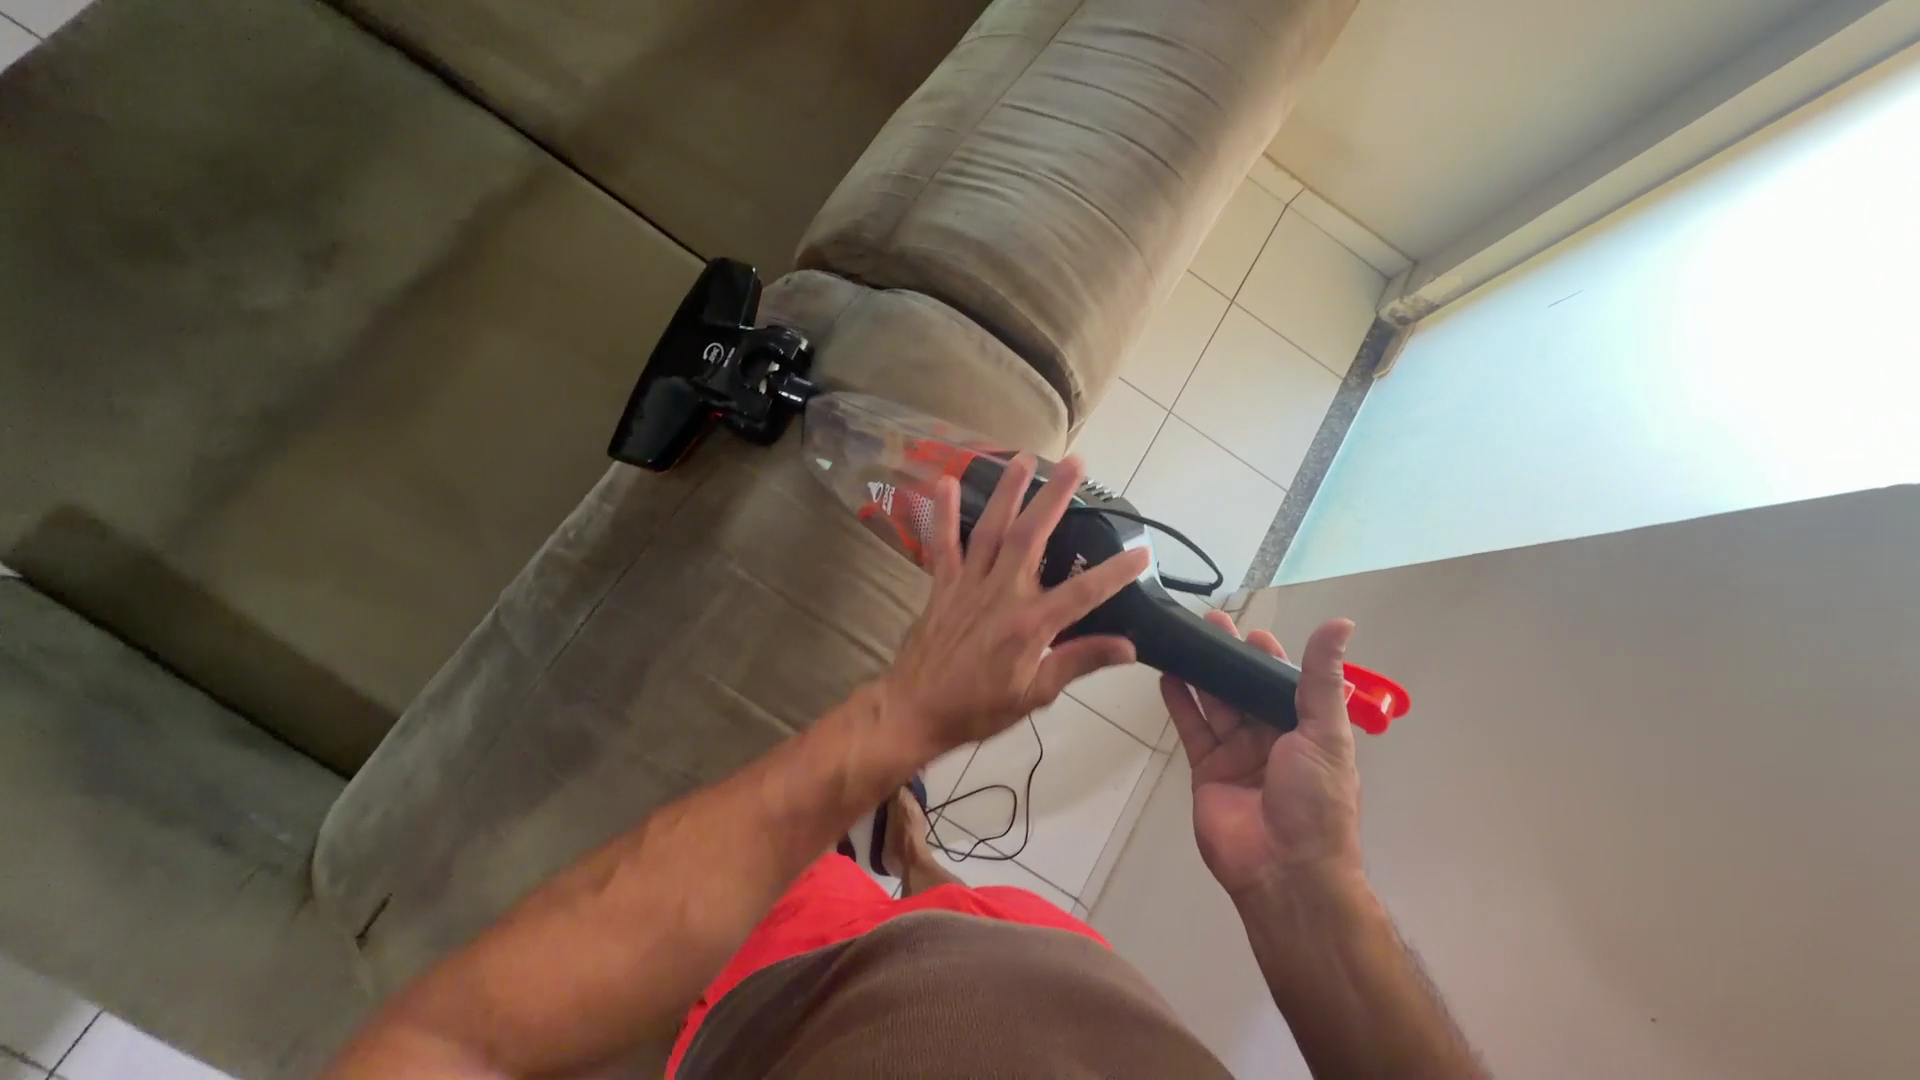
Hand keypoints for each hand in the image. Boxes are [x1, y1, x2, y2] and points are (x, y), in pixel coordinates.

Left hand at [880, 453, 1152, 757]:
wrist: (914, 711)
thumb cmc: (978, 709)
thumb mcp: (1035, 694)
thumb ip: (1079, 663)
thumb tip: (1127, 647)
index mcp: (1030, 625)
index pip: (1084, 594)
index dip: (1116, 573)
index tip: (1142, 553)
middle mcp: (1001, 594)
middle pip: (1032, 536)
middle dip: (1055, 497)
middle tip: (1077, 464)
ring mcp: (968, 585)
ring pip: (991, 529)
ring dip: (1009, 491)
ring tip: (1025, 458)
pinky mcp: (942, 585)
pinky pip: (943, 544)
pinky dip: (943, 513)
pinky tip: (944, 481)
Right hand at [1162, 611, 1362, 898]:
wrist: (1284, 869)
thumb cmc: (1314, 800)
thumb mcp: (1326, 733)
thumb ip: (1321, 678)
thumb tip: (1341, 623)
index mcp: (1305, 729)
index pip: (1283, 683)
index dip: (1266, 656)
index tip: (1246, 631)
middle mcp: (1270, 738)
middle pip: (1243, 688)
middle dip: (1227, 657)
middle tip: (1206, 622)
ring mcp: (1235, 754)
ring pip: (1214, 703)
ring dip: (1200, 673)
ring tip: (1182, 639)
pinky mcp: (1205, 769)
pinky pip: (1191, 728)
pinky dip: (1179, 702)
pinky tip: (1167, 675)